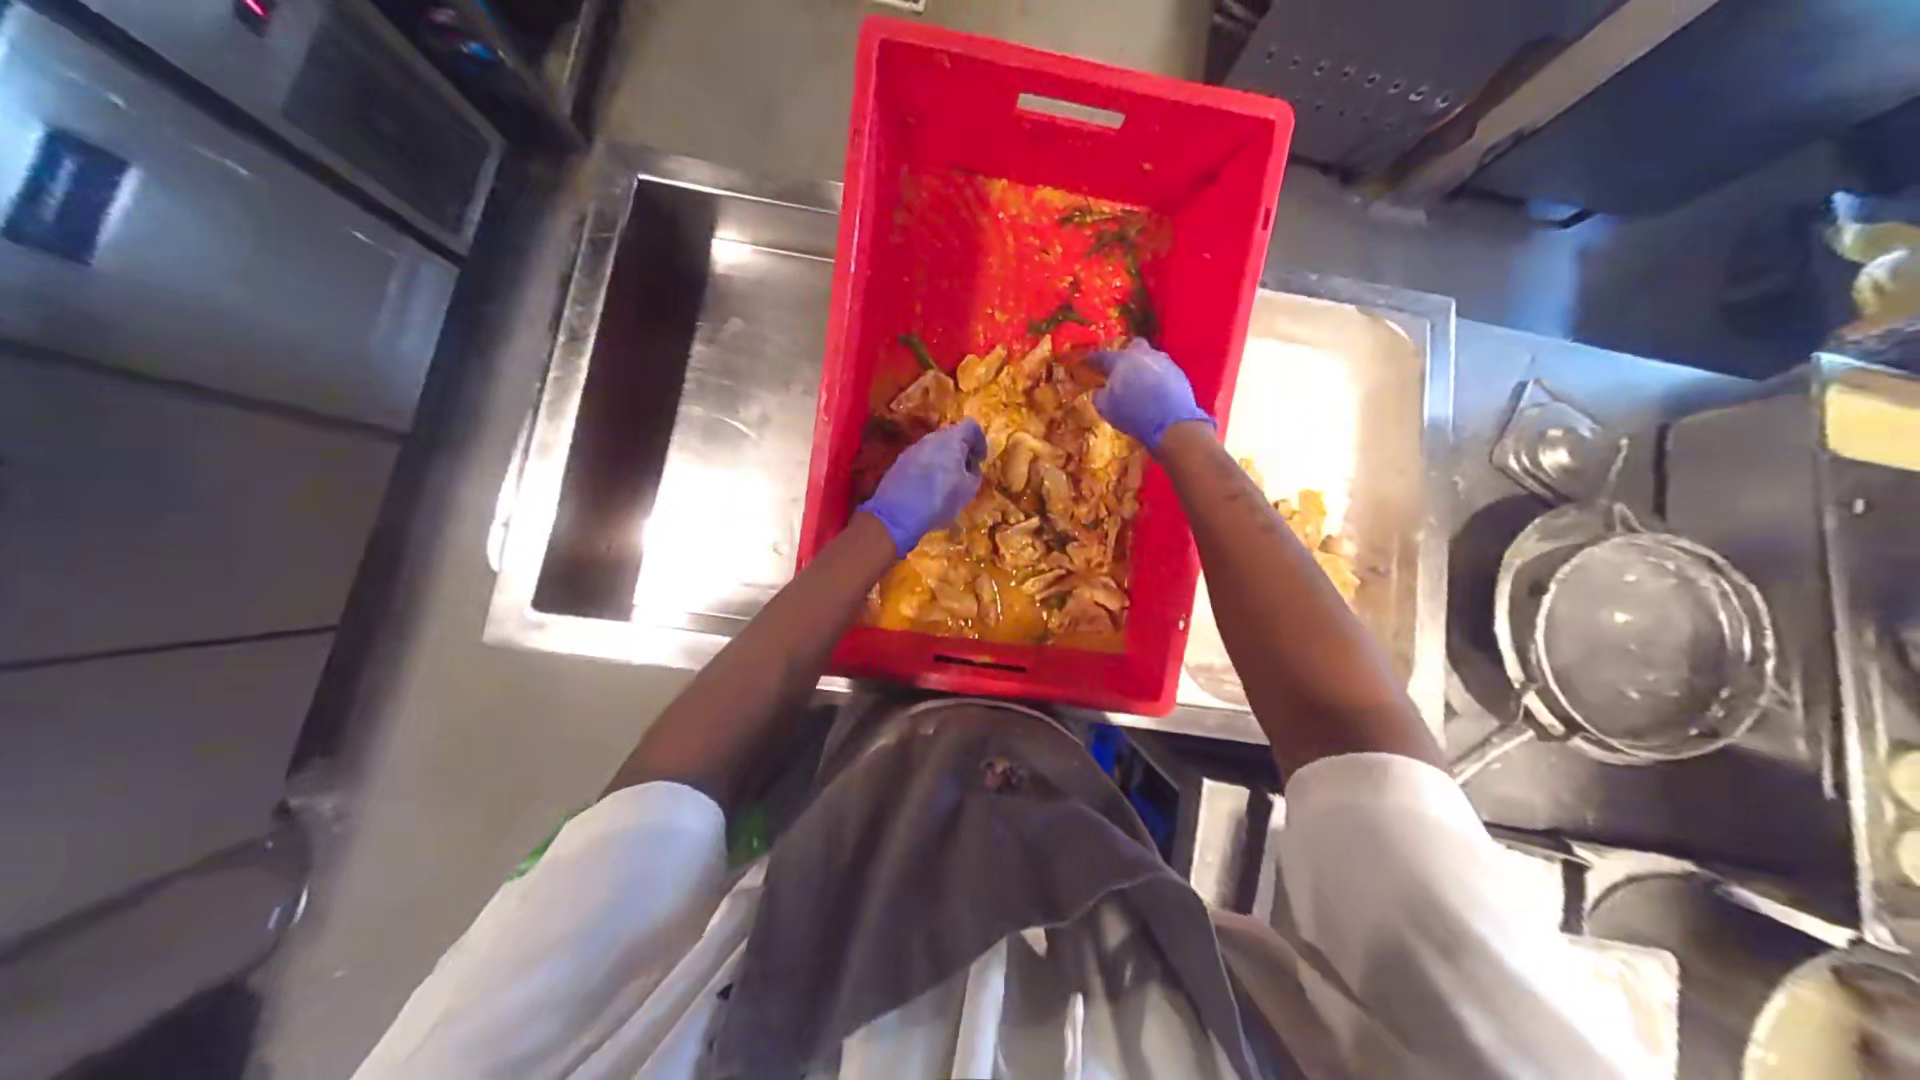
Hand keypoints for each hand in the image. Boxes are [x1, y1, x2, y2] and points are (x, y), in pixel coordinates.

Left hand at [859, 419, 985, 555]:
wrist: (897, 515)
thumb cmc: (940, 500)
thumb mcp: (969, 489)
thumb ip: (975, 471)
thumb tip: (970, 464)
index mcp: (950, 440)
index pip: (971, 425)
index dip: (980, 440)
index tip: (980, 460)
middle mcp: (930, 438)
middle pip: (951, 435)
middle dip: (961, 450)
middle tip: (965, 471)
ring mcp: (912, 449)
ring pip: (934, 447)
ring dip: (944, 459)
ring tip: (946, 482)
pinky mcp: (899, 462)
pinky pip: (921, 458)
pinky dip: (929, 467)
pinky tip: (927, 487)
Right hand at [1089, 338, 1213, 451]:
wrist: (1171, 423)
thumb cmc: (1132, 413)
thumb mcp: (1105, 408)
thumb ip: (1099, 395)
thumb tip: (1100, 390)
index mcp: (1121, 360)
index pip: (1102, 356)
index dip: (1092, 360)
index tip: (1086, 362)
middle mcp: (1143, 355)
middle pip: (1133, 345)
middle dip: (1126, 353)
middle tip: (1121, 368)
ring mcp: (1164, 362)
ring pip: (1151, 357)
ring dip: (1144, 365)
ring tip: (1140, 380)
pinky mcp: (1180, 374)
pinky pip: (1164, 371)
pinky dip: (1158, 377)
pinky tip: (1156, 391)